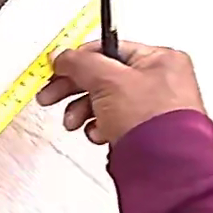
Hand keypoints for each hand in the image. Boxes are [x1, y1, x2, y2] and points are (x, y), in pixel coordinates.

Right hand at [35, 40, 203, 145]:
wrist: (163, 162)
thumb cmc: (151, 120)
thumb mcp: (108, 80)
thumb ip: (80, 63)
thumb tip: (61, 55)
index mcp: (158, 59)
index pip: (106, 50)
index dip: (76, 60)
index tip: (54, 69)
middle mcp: (157, 80)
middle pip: (99, 76)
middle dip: (71, 89)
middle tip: (50, 95)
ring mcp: (149, 105)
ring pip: (100, 100)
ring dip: (81, 111)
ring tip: (74, 121)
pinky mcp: (140, 127)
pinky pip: (108, 120)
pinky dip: (96, 126)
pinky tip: (98, 132)